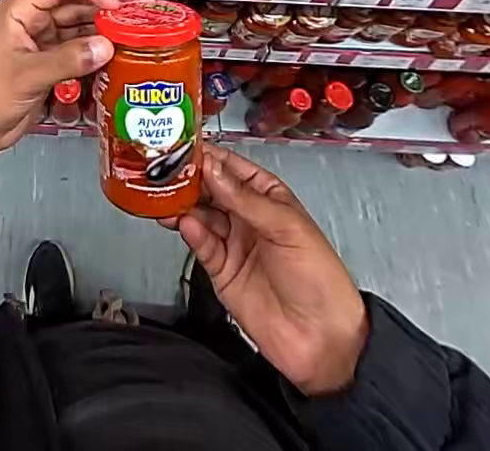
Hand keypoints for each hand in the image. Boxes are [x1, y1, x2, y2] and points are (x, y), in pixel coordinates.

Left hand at [0, 0, 118, 173]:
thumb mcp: (29, 74)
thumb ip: (69, 59)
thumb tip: (105, 46)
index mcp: (20, 10)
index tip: (113, 3)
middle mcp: (31, 20)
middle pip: (71, 5)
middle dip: (98, 11)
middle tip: (127, 22)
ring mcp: (40, 41)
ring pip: (75, 27)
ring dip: (97, 32)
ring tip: (125, 39)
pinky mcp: (47, 62)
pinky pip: (74, 49)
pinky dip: (91, 52)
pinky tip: (111, 57)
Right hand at [165, 144, 368, 395]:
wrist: (322, 342)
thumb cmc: (320, 278)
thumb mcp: (286, 227)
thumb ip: (244, 198)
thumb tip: (212, 169)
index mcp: (266, 196)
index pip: (230, 167)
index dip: (208, 156)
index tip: (184, 147)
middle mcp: (246, 215)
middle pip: (208, 187)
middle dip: (187, 178)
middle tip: (166, 170)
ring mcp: (231, 241)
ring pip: (198, 212)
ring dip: (181, 203)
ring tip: (166, 196)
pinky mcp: (220, 268)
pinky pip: (199, 243)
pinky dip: (189, 231)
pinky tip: (184, 224)